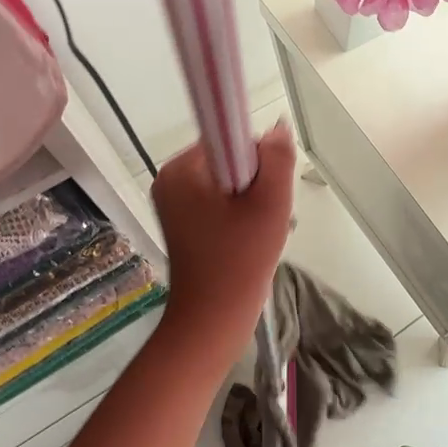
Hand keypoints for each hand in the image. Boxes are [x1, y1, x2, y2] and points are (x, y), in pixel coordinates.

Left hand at [151, 121, 296, 329]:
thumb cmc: (240, 260)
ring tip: (253, 233)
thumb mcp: (270, 203)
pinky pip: (219, 200)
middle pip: (230, 158)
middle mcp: (169, 179)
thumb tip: (277, 128)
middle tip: (261, 219)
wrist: (214, 318)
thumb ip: (278, 158)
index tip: (263, 193)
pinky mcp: (182, 221)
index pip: (230, 137)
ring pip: (228, 180)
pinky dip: (238, 214)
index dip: (258, 161)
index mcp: (181, 169)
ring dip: (250, 201)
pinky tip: (244, 239)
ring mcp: (173, 201)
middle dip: (255, 183)